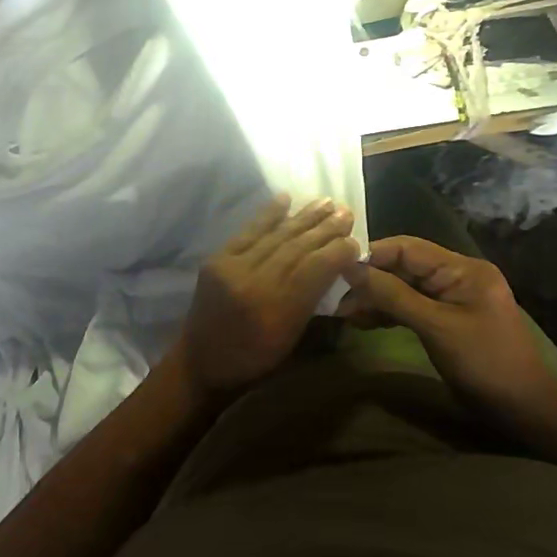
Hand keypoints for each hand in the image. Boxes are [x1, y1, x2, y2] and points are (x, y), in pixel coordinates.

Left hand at [173, 195, 358, 395]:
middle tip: (346, 212)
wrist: (201, 358)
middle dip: (324, 229)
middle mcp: (252, 284)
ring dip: (302, 217)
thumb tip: (335, 266)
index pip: (313, 270)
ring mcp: (230, 268)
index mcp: (276, 311)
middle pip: (295, 249)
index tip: (355, 240)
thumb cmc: (253, 357)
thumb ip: (311, 300)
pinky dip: (267, 214)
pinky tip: (284, 198)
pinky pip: (246, 232)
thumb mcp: (290, 337)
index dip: (336, 253)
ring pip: (274, 236)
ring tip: (326, 202)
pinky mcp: (216, 259)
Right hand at [339, 236, 556, 427]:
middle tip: (335, 295)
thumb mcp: (436, 327)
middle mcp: (456, 276)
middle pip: (402, 267)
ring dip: (373, 299)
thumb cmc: (485, 363)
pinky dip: (386, 313)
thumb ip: (393, 295)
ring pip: (402, 288)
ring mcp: (451, 299)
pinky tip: (363, 322)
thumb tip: (350, 269)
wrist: (525, 412)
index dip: (371, 255)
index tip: (337, 266)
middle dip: (369, 280)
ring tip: (343, 312)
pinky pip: (409, 307)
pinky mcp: (444, 320)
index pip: (407, 248)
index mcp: (462, 269)